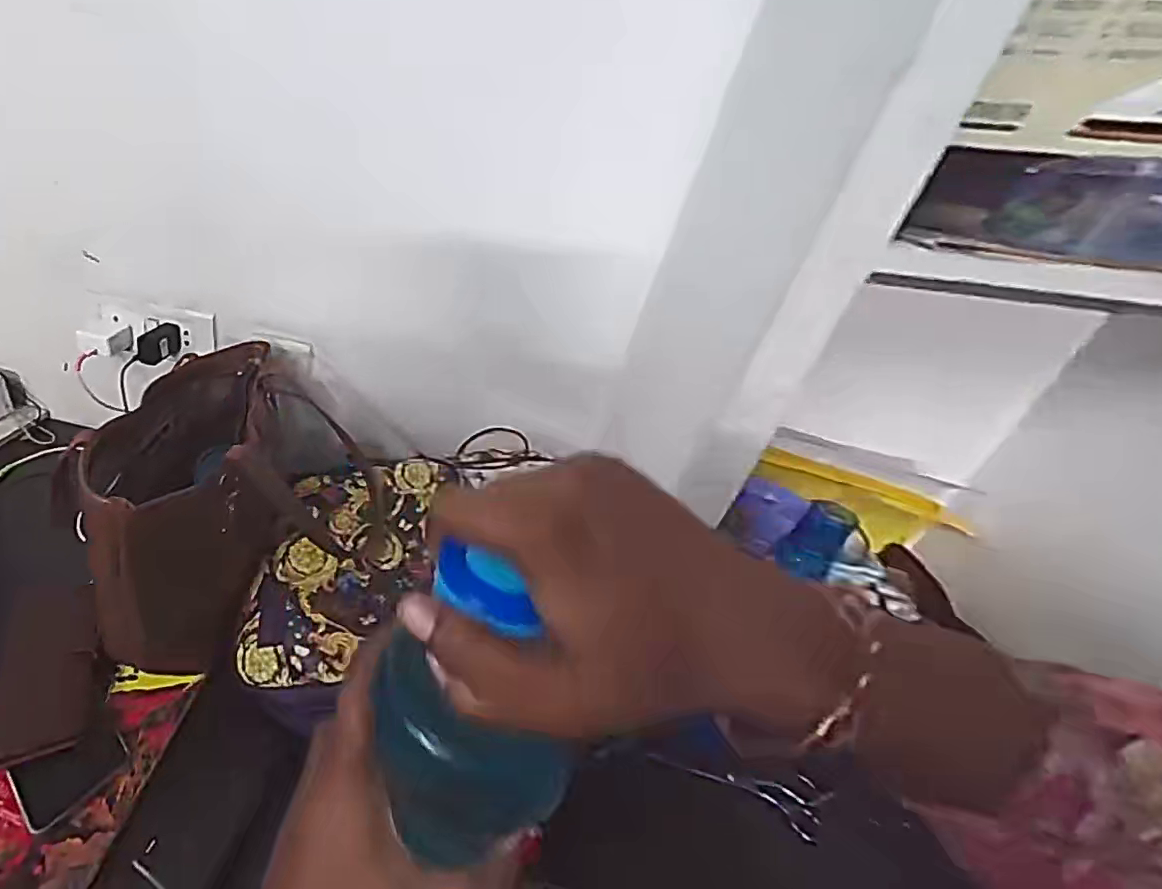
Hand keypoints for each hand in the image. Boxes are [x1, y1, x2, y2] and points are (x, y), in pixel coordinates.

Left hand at [263, 632, 524, 888]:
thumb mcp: (434, 885)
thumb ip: (487, 857)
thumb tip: (526, 821)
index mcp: (344, 762)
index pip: (362, 679)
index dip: (391, 643)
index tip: (429, 620)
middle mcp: (322, 763)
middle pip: (360, 698)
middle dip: (401, 676)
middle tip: (450, 667)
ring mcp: (311, 790)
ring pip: (353, 729)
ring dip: (388, 711)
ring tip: (439, 706)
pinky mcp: (311, 814)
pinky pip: (346, 757)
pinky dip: (376, 744)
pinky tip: (410, 765)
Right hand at [399, 454, 859, 738]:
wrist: (749, 627)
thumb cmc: (649, 666)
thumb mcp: (553, 695)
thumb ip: (469, 658)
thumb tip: (412, 610)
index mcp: (541, 522)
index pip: (450, 509)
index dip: (442, 554)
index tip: (473, 598)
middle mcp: (562, 475)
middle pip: (484, 500)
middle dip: (481, 547)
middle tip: (517, 600)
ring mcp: (593, 465)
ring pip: (518, 490)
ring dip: (515, 531)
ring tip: (555, 581)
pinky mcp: (616, 468)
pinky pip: (553, 485)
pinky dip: (548, 516)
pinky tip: (586, 558)